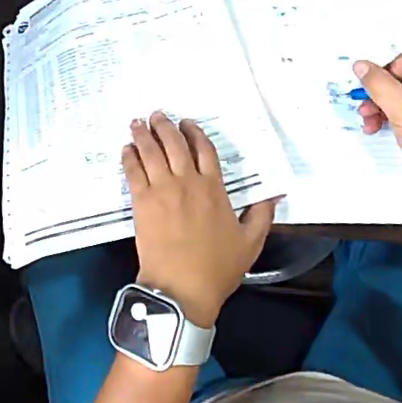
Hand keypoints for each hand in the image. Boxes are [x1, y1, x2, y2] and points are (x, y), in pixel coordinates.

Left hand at [121, 112, 276, 327]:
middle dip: (165, 126)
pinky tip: (126, 148)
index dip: (195, 133)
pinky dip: (130, 157)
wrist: (181, 288)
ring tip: (137, 122)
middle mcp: (187, 182)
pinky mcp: (142, 203)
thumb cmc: (217, 267)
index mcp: (214, 188)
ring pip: (152, 152)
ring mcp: (162, 190)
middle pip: (174, 144)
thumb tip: (274, 195)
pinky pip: (134, 171)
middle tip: (157, 115)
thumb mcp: (251, 242)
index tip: (187, 123)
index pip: (204, 149)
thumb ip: (261, 215)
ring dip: (144, 134)